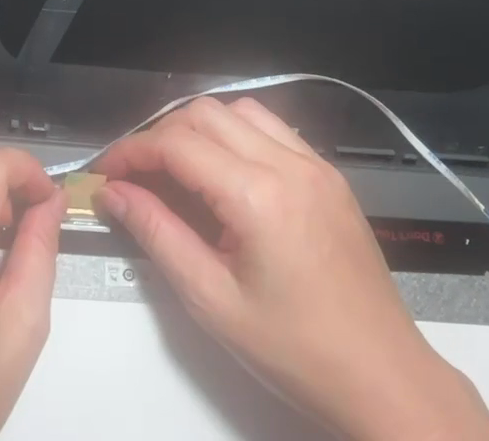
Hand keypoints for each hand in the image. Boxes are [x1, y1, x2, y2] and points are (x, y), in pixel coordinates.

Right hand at [92, 97, 488, 440]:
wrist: (384, 378)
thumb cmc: (294, 349)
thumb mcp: (211, 299)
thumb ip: (157, 234)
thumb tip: (113, 193)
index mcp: (259, 196)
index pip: (177, 143)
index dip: (130, 151)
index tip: (104, 175)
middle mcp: (290, 165)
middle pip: (205, 113)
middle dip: (159, 135)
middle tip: (135, 176)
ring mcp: (317, 166)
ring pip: (240, 111)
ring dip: (198, 129)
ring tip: (175, 171)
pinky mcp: (331, 177)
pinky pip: (273, 130)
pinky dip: (235, 136)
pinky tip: (223, 175)